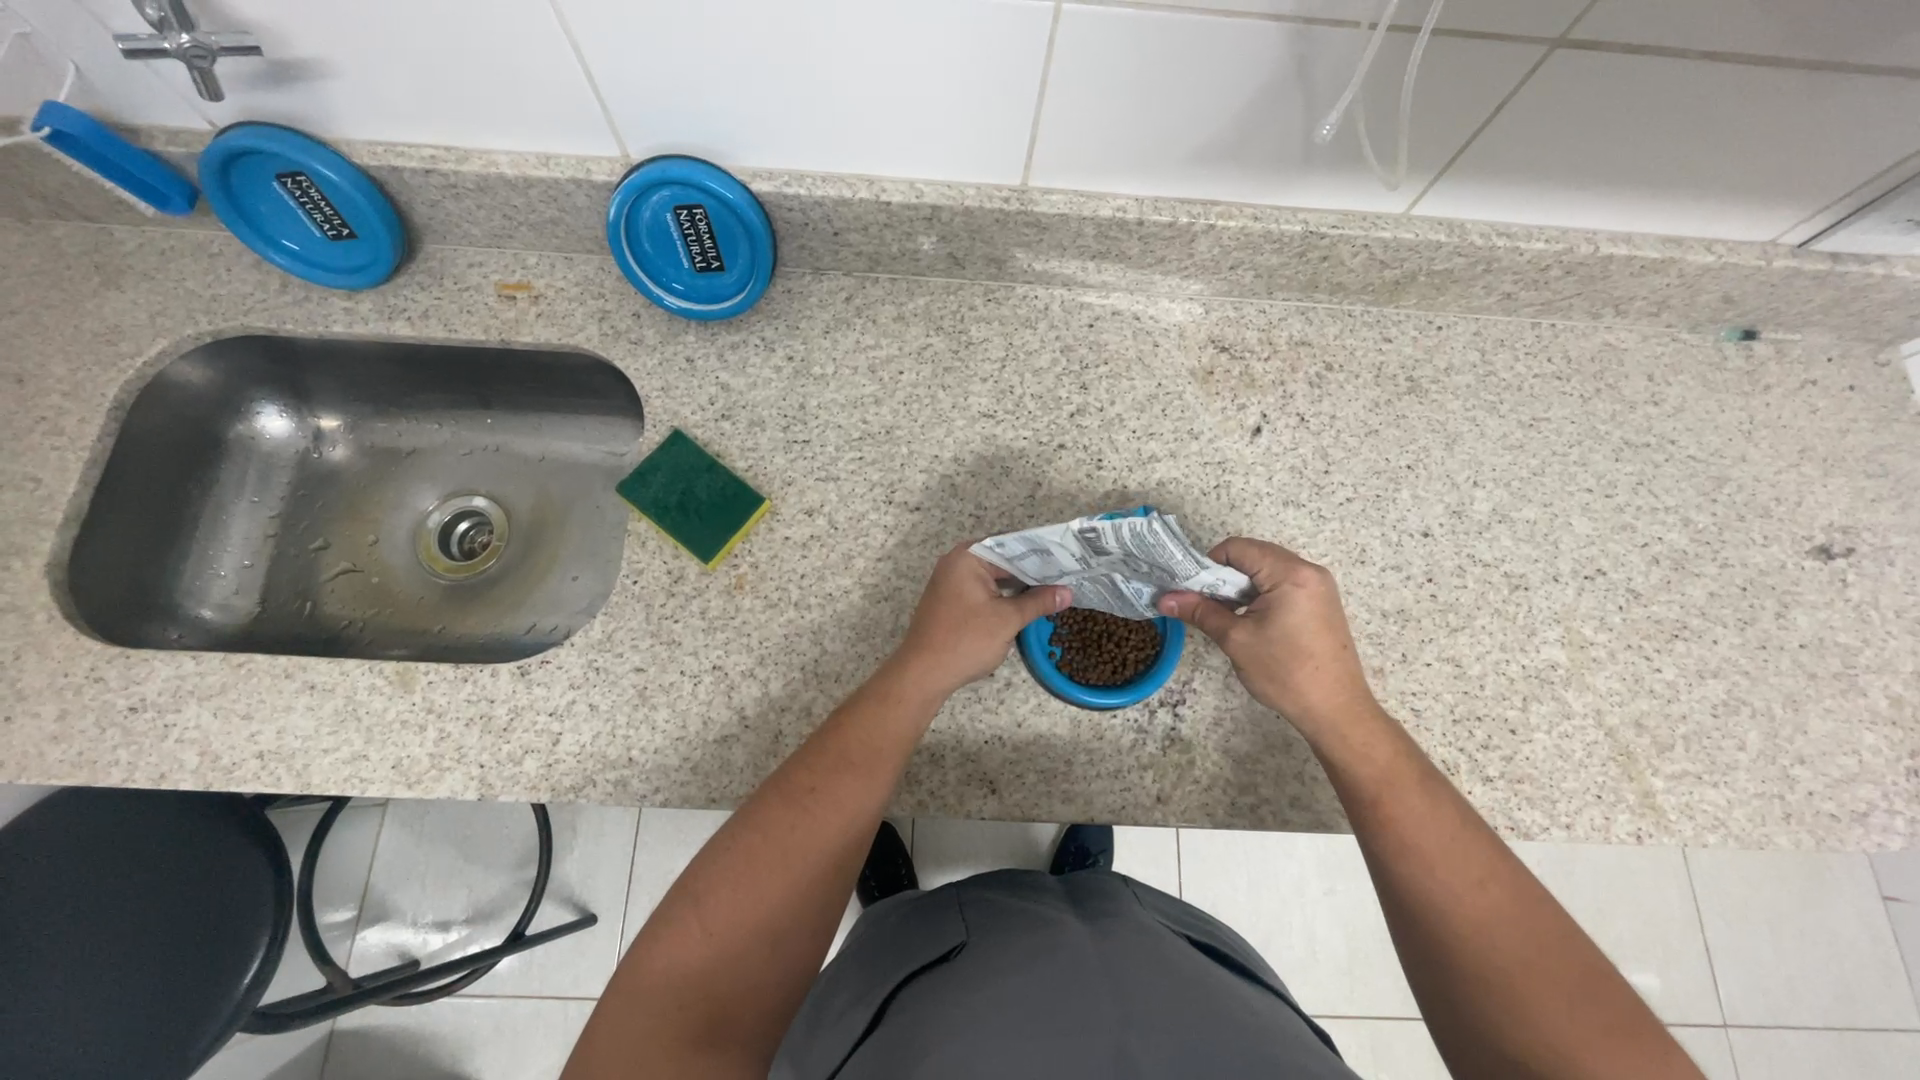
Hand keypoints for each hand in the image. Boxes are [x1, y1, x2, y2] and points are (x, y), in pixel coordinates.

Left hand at [891, 543, 1071, 697]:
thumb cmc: (965, 640)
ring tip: (1055, 588)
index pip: (1012, 544)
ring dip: (1020, 584)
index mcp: (967, 557)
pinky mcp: (952, 602)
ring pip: (994, 577)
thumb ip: (1038, 602)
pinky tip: (1028, 603)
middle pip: (1003, 559)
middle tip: (1067, 574)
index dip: (1042, 551)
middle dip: (1033, 570)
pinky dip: (1005, 596)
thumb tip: (1066, 592)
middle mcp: (957, 563)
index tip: (1069, 557)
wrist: (923, 673)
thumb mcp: (1007, 619)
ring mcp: (952, 583)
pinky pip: (984, 591)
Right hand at [1157, 538, 1380, 738]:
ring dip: (1242, 587)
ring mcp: (1319, 587)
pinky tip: (1252, 622)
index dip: (1209, 564)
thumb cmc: (1285, 673)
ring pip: (1268, 571)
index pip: (1238, 548)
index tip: (1195, 591)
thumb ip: (1200, 611)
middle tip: (1208, 605)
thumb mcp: (1235, 639)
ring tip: (1229, 616)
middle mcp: (1309, 571)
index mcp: (1290, 573)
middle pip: (1254, 556)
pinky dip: (1261, 595)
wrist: (1335, 710)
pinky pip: (1283, 585)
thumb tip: (1164, 598)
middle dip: (1225, 576)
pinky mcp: (1322, 604)